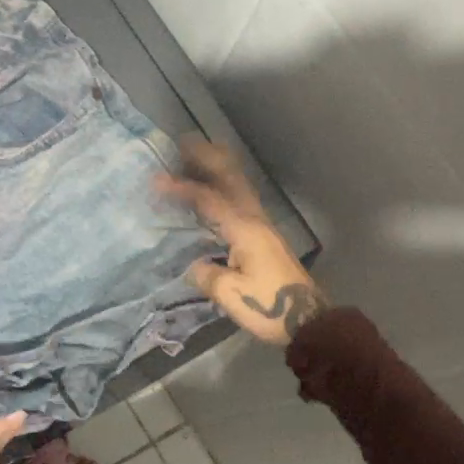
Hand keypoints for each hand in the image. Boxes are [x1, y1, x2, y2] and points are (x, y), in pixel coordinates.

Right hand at [157, 141, 329, 345]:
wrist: (307, 321)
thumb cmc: (268, 306)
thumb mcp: (230, 294)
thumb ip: (206, 275)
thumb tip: (194, 265)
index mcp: (246, 230)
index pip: (209, 200)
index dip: (182, 188)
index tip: (156, 180)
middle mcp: (256, 222)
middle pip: (232, 180)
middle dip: (209, 159)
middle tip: (186, 143)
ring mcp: (263, 229)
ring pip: (238, 189)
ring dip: (218, 171)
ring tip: (197, 159)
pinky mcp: (264, 241)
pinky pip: (240, 205)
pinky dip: (224, 191)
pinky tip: (213, 197)